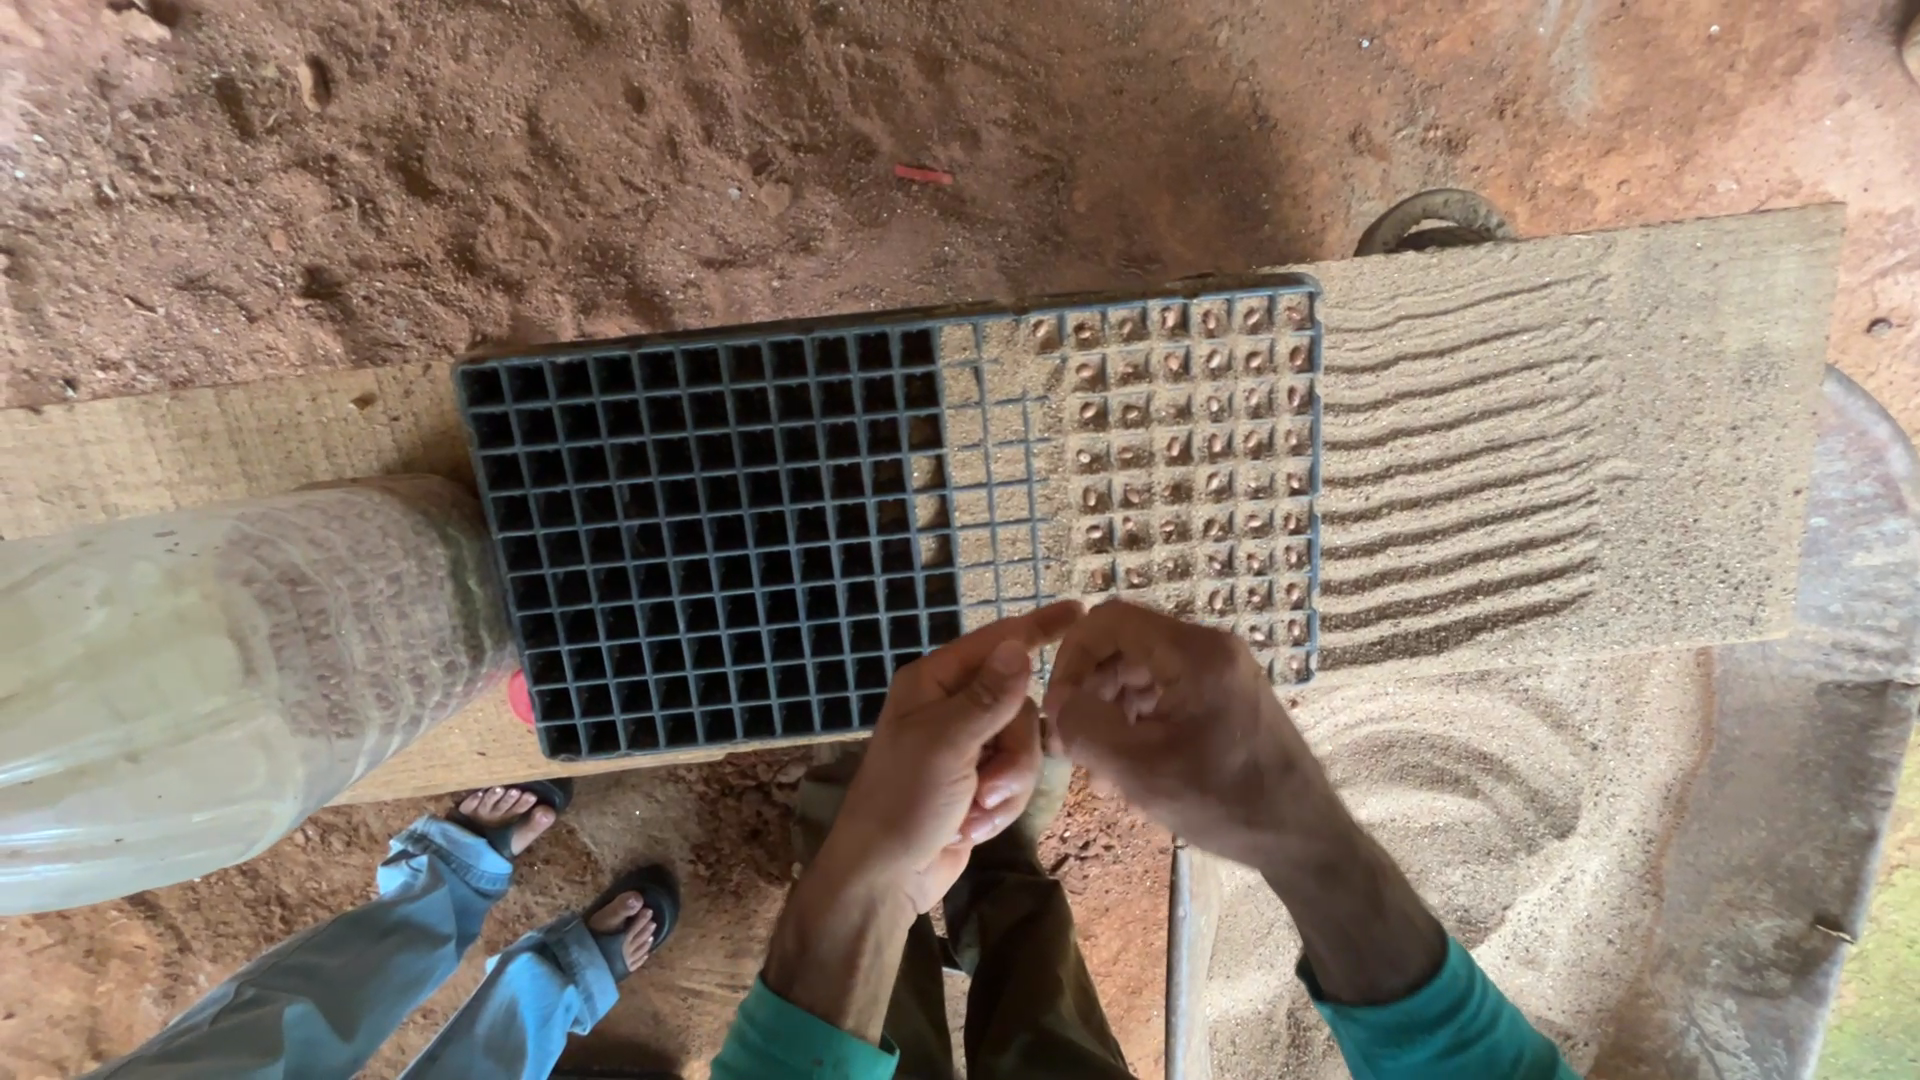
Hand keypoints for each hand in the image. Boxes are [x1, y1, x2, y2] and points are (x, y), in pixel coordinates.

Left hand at [823, 600, 1082, 912]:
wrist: (886, 876)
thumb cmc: (903, 800)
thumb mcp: (946, 744)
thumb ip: (988, 697)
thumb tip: (1018, 648)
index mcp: (934, 681)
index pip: (995, 642)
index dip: (1037, 627)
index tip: (1079, 611)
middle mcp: (953, 705)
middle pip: (1019, 704)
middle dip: (1012, 752)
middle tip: (986, 785)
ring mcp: (968, 743)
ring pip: (1024, 744)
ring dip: (1006, 784)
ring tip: (975, 810)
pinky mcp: (979, 779)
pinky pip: (1016, 776)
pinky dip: (1001, 804)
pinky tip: (971, 825)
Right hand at [1041, 599, 1347, 870]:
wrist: (1305, 840)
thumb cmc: (1224, 802)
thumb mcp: (1139, 769)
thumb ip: (1084, 726)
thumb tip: (1058, 702)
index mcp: (1193, 652)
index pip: (1109, 620)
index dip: (1071, 656)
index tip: (1059, 707)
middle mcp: (1210, 648)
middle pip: (1124, 643)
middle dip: (1089, 688)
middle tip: (1069, 740)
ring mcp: (1221, 670)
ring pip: (1141, 668)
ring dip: (1110, 708)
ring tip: (1097, 763)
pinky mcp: (1225, 694)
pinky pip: (1165, 689)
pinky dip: (1137, 717)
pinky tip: (1127, 764)